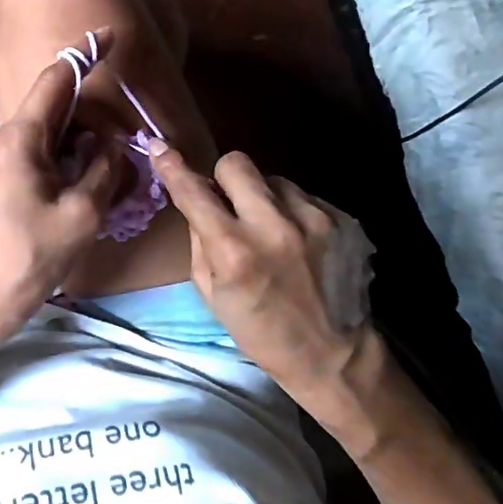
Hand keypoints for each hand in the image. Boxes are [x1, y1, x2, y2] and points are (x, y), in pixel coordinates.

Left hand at [0, 35, 122, 333]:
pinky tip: (84, 176)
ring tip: (105, 164)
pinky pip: (38, 147)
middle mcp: (3, 137)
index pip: (55, 81)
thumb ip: (103, 165)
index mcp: (20, 139)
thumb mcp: (85, 211)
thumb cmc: (36, 254)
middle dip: (88, 110)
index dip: (83, 55)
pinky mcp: (1, 171)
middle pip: (52, 104)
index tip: (108, 36)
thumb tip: (106, 143)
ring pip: (48, 127)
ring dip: (78, 136)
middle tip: (119, 134)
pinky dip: (65, 151)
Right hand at [149, 145, 373, 392]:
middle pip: (237, 163)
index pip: (194, 193)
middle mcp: (274, 226)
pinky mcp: (342, 219)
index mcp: (234, 251)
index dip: (173, 167)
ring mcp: (314, 219)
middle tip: (229, 204)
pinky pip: (303, 196)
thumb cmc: (261, 330)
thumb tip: (194, 196)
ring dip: (263, 198)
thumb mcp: (211, 292)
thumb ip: (200, 238)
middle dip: (225, 179)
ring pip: (273, 178)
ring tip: (272, 231)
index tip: (160, 147)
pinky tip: (298, 242)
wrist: (335, 356)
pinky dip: (292, 212)